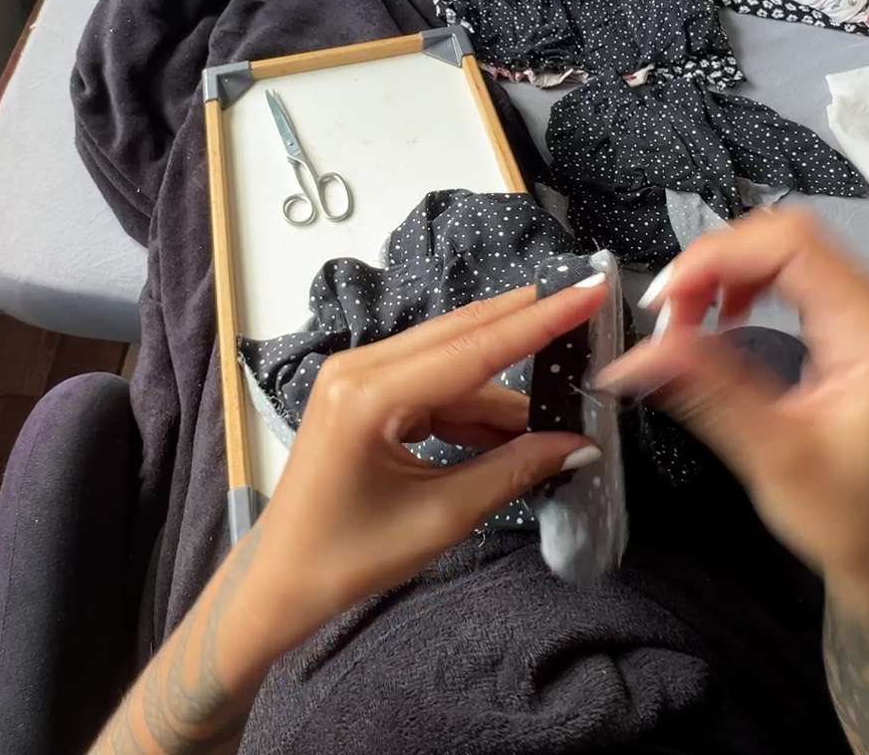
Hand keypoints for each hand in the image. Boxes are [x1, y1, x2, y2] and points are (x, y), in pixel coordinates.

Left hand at [240, 280, 606, 657]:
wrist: (279, 579)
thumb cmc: (348, 558)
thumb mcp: (439, 518)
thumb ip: (512, 471)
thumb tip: (578, 445)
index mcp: (369, 394)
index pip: (473, 348)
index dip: (538, 320)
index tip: (588, 289)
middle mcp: (360, 366)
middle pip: (462, 336)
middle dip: (526, 326)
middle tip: (588, 309)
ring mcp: (359, 374)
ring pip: (452, 364)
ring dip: (502, 391)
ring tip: (559, 410)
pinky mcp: (365, 390)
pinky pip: (434, 385)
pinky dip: (472, 407)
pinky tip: (511, 431)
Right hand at [599, 209, 868, 618]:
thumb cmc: (848, 518)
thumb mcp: (770, 454)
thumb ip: (704, 390)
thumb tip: (634, 353)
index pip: (790, 246)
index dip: (714, 257)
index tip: (663, 301)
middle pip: (785, 236)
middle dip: (712, 263)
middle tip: (669, 315)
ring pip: (782, 247)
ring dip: (722, 272)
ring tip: (688, 320)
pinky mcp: (854, 322)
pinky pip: (791, 272)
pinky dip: (741, 283)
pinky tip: (723, 317)